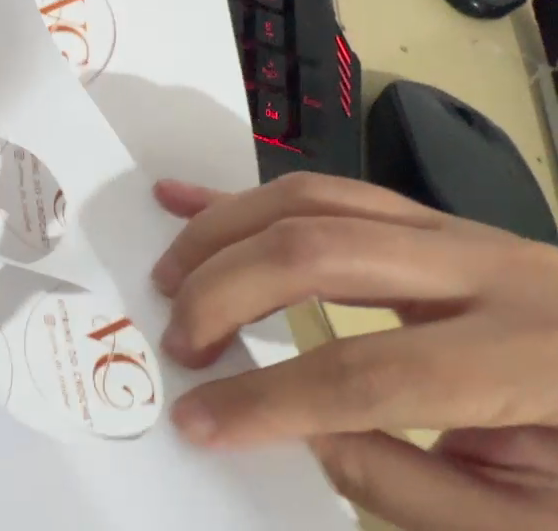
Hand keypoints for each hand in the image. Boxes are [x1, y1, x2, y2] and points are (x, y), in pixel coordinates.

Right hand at [151, 173, 557, 530]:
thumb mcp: (535, 524)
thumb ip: (409, 487)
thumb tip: (288, 430)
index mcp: (543, 359)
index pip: (372, 372)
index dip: (271, 399)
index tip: (199, 421)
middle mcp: (503, 274)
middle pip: (316, 254)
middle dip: (222, 296)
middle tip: (178, 344)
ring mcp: (469, 236)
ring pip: (307, 202)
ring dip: (217, 236)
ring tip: (169, 280)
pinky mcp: (437, 225)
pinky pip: (324, 192)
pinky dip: (238, 197)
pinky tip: (179, 198)